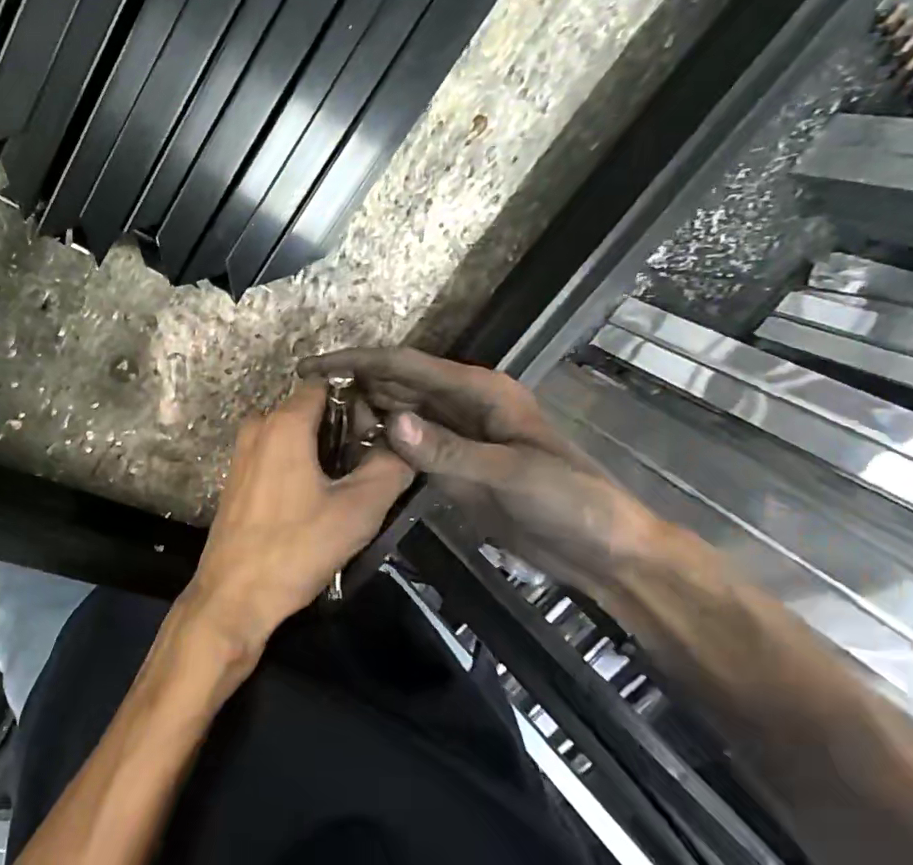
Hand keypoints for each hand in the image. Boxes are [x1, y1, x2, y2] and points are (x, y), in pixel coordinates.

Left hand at [185, 381, 414, 649]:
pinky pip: (274, 454)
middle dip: (341, 427)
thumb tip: (406, 443)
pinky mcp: (237, 478)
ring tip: (347, 483)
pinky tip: (317, 498)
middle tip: (370, 462)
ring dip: (320, 449)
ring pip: (291, 433)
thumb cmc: (296, 548)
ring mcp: (242, 452)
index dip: (358, 402)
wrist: (233, 595)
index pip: (327, 386)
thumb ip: (389, 469)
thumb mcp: (357, 511)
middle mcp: (257, 427)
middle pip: (309, 409)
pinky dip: (298, 463)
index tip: (381, 429)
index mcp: (283, 423)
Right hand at [297, 348, 661, 595]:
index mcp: (480, 391)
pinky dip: (380, 442)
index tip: (312, 366)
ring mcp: (457, 434)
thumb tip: (389, 423)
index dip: (358, 361)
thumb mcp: (512, 474)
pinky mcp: (454, 464)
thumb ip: (449, 451)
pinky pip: (409, 445)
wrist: (605, 550)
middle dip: (355, 386)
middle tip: (307, 402)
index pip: (406, 365)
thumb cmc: (571, 500)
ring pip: (400, 412)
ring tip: (320, 423)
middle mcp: (463, 404)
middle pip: (397, 384)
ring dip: (365, 413)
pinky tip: (353, 449)